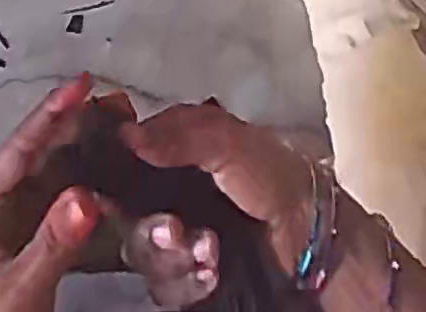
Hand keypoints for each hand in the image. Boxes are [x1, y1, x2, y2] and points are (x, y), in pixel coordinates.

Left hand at [0, 76, 101, 311]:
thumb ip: (51, 246)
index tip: (82, 83)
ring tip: (127, 124)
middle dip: (80, 123)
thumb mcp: (13, 299)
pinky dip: (96, 174)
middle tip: (121, 106)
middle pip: (42, 151)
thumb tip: (87, 194)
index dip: (50, 114)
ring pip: (60, 167)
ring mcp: (20, 217)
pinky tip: (119, 162)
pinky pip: (71, 191)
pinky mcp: (41, 232)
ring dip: (92, 144)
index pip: (17, 151)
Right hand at [121, 103, 317, 273]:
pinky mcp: (189, 275)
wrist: (310, 231)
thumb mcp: (232, 141)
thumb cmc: (272, 173)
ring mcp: (179, 236)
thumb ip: (182, 136)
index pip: (127, 163)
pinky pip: (167, 288)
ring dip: (172, 257)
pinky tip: (212, 272)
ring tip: (209, 250)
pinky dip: (188, 282)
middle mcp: (170, 194)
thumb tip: (128, 137)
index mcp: (176, 152)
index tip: (116, 192)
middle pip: (129, 218)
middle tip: (174, 231)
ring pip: (144, 256)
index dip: (117, 178)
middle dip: (150, 230)